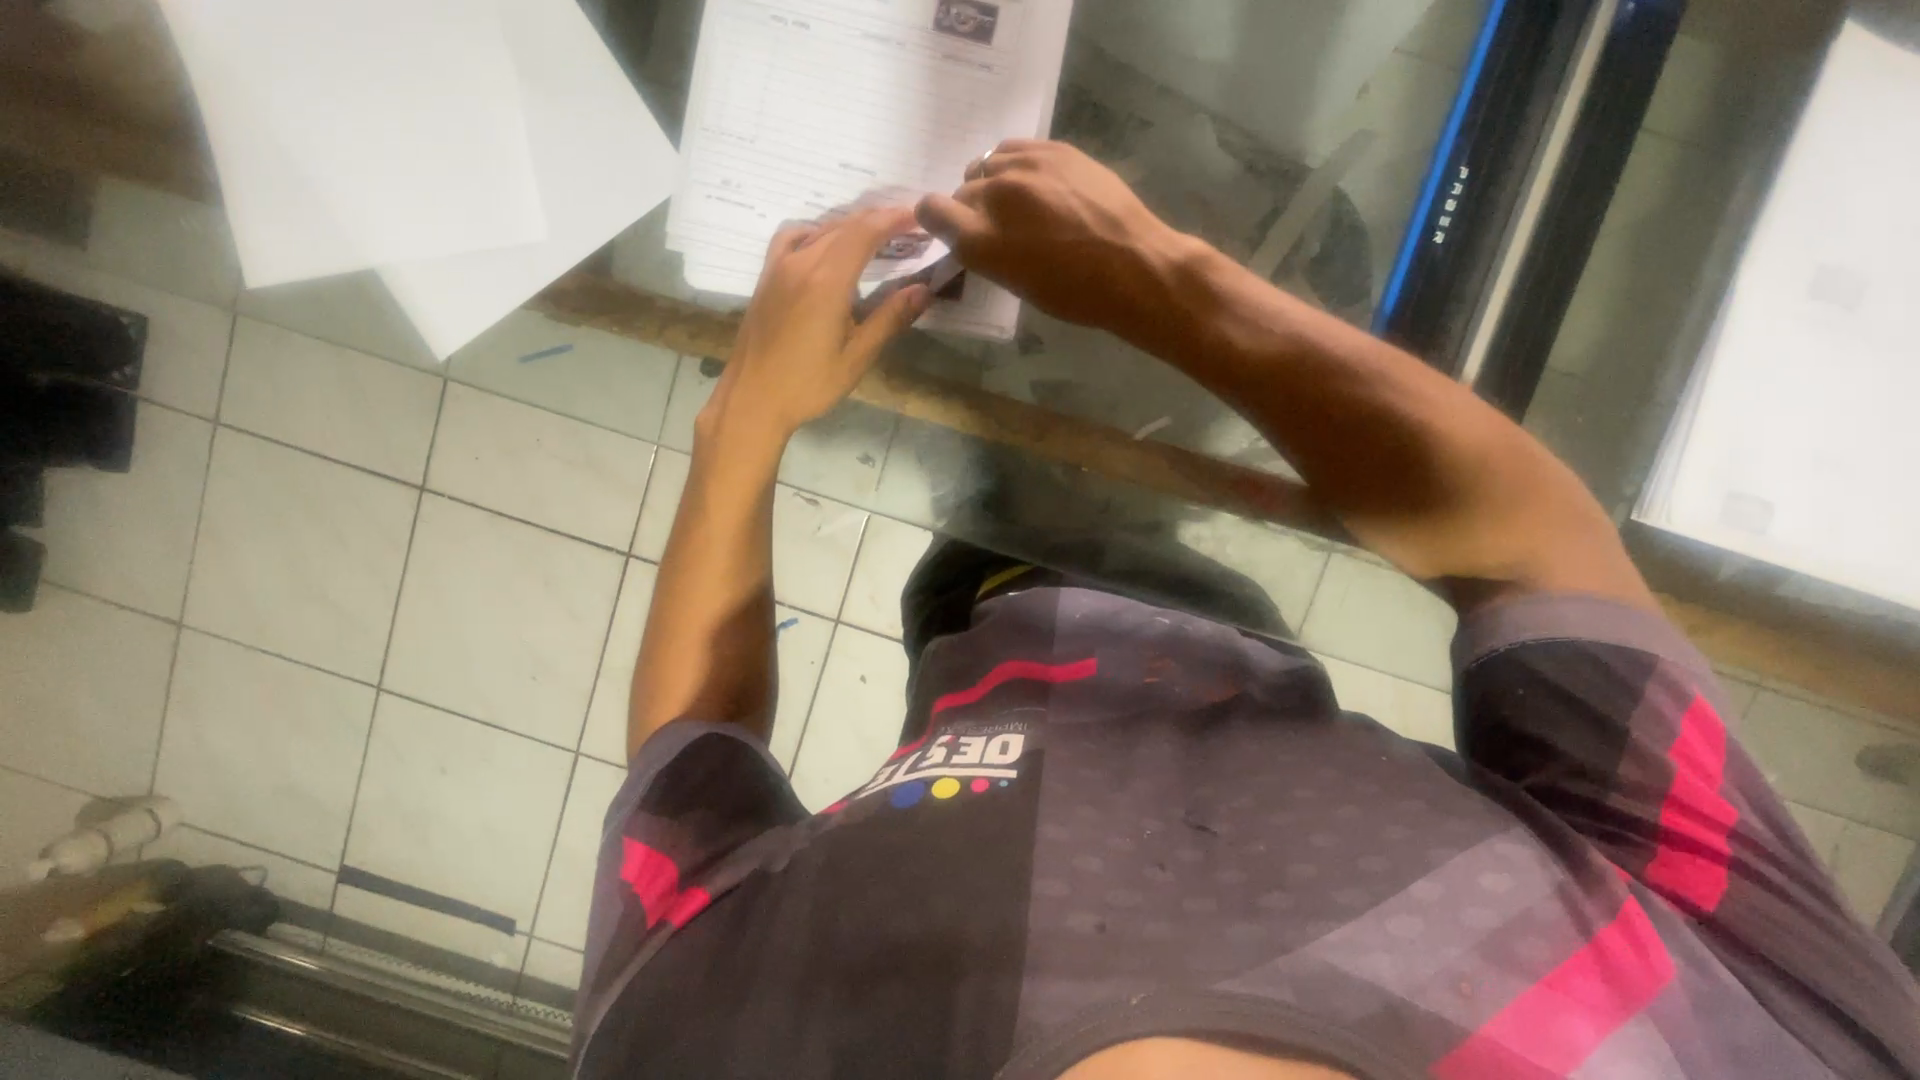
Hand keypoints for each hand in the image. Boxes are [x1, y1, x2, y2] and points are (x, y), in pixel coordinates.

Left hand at [702, 206, 930, 441]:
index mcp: (827, 280)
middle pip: (844, 226)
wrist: (752, 400)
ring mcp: (779, 267)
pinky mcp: (766, 278)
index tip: (918, 217)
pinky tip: (824, 246)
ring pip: (819, 230)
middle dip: (877, 221)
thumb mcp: (857, 356)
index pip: (865, 232)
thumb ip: (890, 318)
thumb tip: (924, 290)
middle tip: (907, 229)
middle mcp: (801, 263)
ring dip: (849, 226)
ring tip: (874, 236)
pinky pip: (791, 239)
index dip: (894, 219)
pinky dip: (814, 233)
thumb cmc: (808, 384)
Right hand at [916, 140, 1194, 337]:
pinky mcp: (1055, 149)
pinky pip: (1015, 148)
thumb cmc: (1076, 294)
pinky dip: (1016, 164)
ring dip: (994, 181)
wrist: (1134, 266)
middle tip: (999, 227)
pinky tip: (1035, 182)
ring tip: (1019, 202)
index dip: (936, 218)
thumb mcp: (1018, 285)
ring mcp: (1026, 168)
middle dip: (972, 207)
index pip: (931, 210)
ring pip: (987, 164)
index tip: (950, 227)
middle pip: (962, 189)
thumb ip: (987, 253)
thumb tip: (977, 233)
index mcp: (981, 241)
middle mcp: (995, 196)